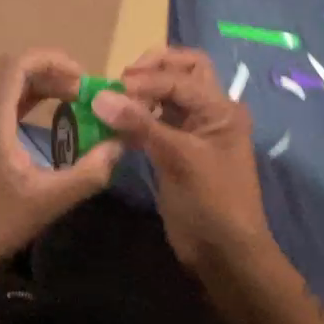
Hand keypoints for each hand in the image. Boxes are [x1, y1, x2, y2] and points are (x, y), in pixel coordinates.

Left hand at [0, 49, 121, 279]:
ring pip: (9, 83)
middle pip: (15, 70)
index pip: (17, 65)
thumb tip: (119, 144)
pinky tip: (53, 113)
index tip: (82, 77)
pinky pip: (3, 99)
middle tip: (84, 92)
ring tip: (75, 100)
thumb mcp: (50, 201)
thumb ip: (89, 172)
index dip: (52, 61)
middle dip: (53, 73)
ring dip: (42, 84)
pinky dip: (29, 98)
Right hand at [91, 47, 273, 268]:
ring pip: (166, 96)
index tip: (112, 91)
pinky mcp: (175, 150)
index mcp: (220, 108)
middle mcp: (209, 112)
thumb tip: (100, 96)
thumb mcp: (178, 158)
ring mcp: (192, 131)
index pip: (180, 77)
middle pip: (181, 71)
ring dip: (140, 94)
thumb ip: (140, 124)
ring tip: (111, 103)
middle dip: (151, 70)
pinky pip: (154, 122)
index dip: (146, 80)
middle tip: (120, 84)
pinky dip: (135, 119)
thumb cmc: (211, 201)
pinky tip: (113, 127)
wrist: (223, 252)